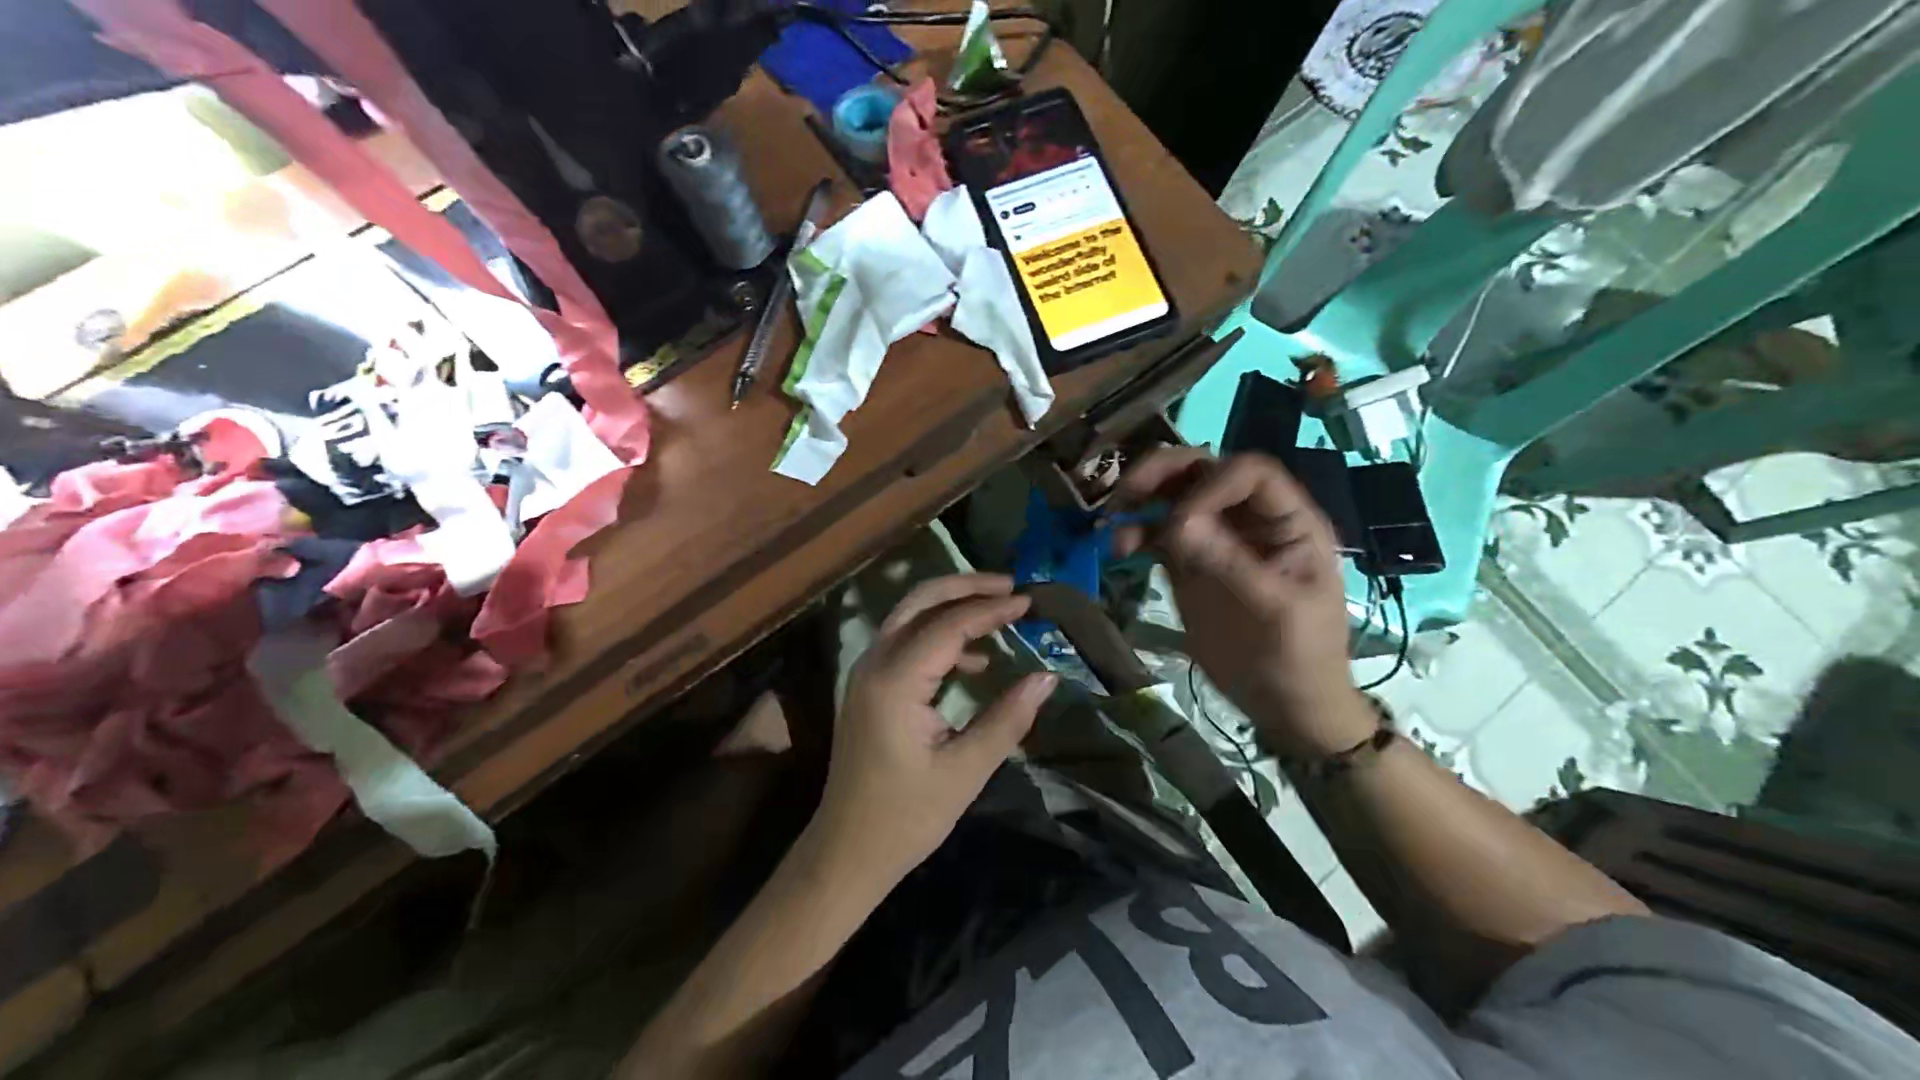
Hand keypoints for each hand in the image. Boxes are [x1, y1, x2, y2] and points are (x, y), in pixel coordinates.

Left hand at [808, 574, 1058, 889]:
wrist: (848, 851)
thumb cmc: (906, 817)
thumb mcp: (966, 771)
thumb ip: (1007, 719)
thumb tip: (1046, 677)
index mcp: (895, 682)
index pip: (948, 626)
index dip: (991, 610)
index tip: (1030, 603)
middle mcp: (874, 665)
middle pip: (919, 602)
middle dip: (965, 587)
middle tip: (1011, 587)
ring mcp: (867, 674)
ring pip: (909, 617)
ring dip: (952, 606)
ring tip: (1000, 611)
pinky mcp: (870, 688)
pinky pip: (906, 642)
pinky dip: (940, 636)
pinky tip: (976, 660)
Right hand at [1115, 449, 1370, 757]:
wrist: (1285, 703)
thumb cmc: (1298, 655)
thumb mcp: (1274, 609)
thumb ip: (1228, 562)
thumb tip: (1176, 521)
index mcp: (1286, 520)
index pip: (1248, 473)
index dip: (1210, 484)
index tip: (1180, 521)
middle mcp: (1248, 519)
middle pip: (1203, 471)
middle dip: (1161, 473)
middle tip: (1125, 492)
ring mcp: (1215, 539)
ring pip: (1173, 496)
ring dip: (1140, 499)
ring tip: (1113, 521)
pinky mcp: (1188, 563)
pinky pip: (1157, 533)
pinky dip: (1135, 533)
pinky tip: (1119, 548)